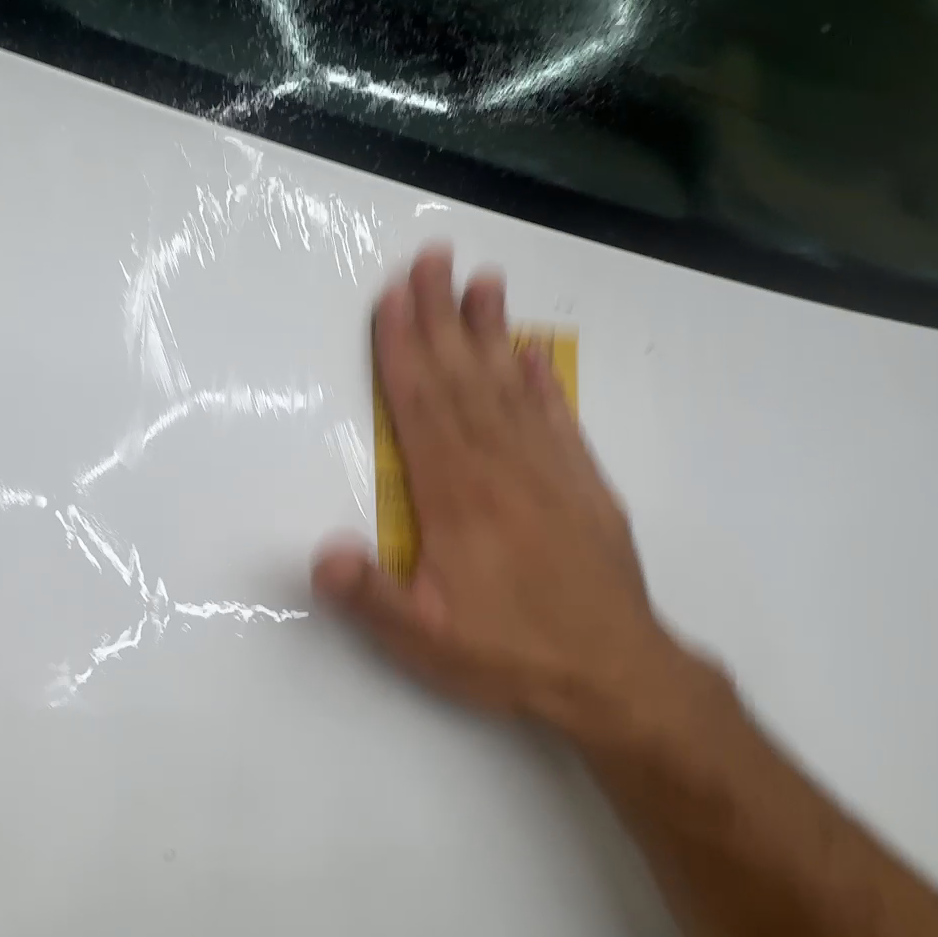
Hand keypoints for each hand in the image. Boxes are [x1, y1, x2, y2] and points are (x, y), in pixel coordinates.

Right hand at [312, 243, 683, 740]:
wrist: (616, 678)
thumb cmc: (507, 655)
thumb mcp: (422, 641)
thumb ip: (369, 596)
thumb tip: (321, 554)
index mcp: (456, 500)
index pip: (421, 409)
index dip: (403, 350)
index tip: (393, 298)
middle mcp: (502, 471)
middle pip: (463, 381)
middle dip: (443, 317)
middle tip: (432, 257)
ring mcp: (549, 475)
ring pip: (511, 389)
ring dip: (492, 333)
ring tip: (484, 280)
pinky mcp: (584, 489)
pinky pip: (559, 421)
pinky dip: (544, 382)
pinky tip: (533, 355)